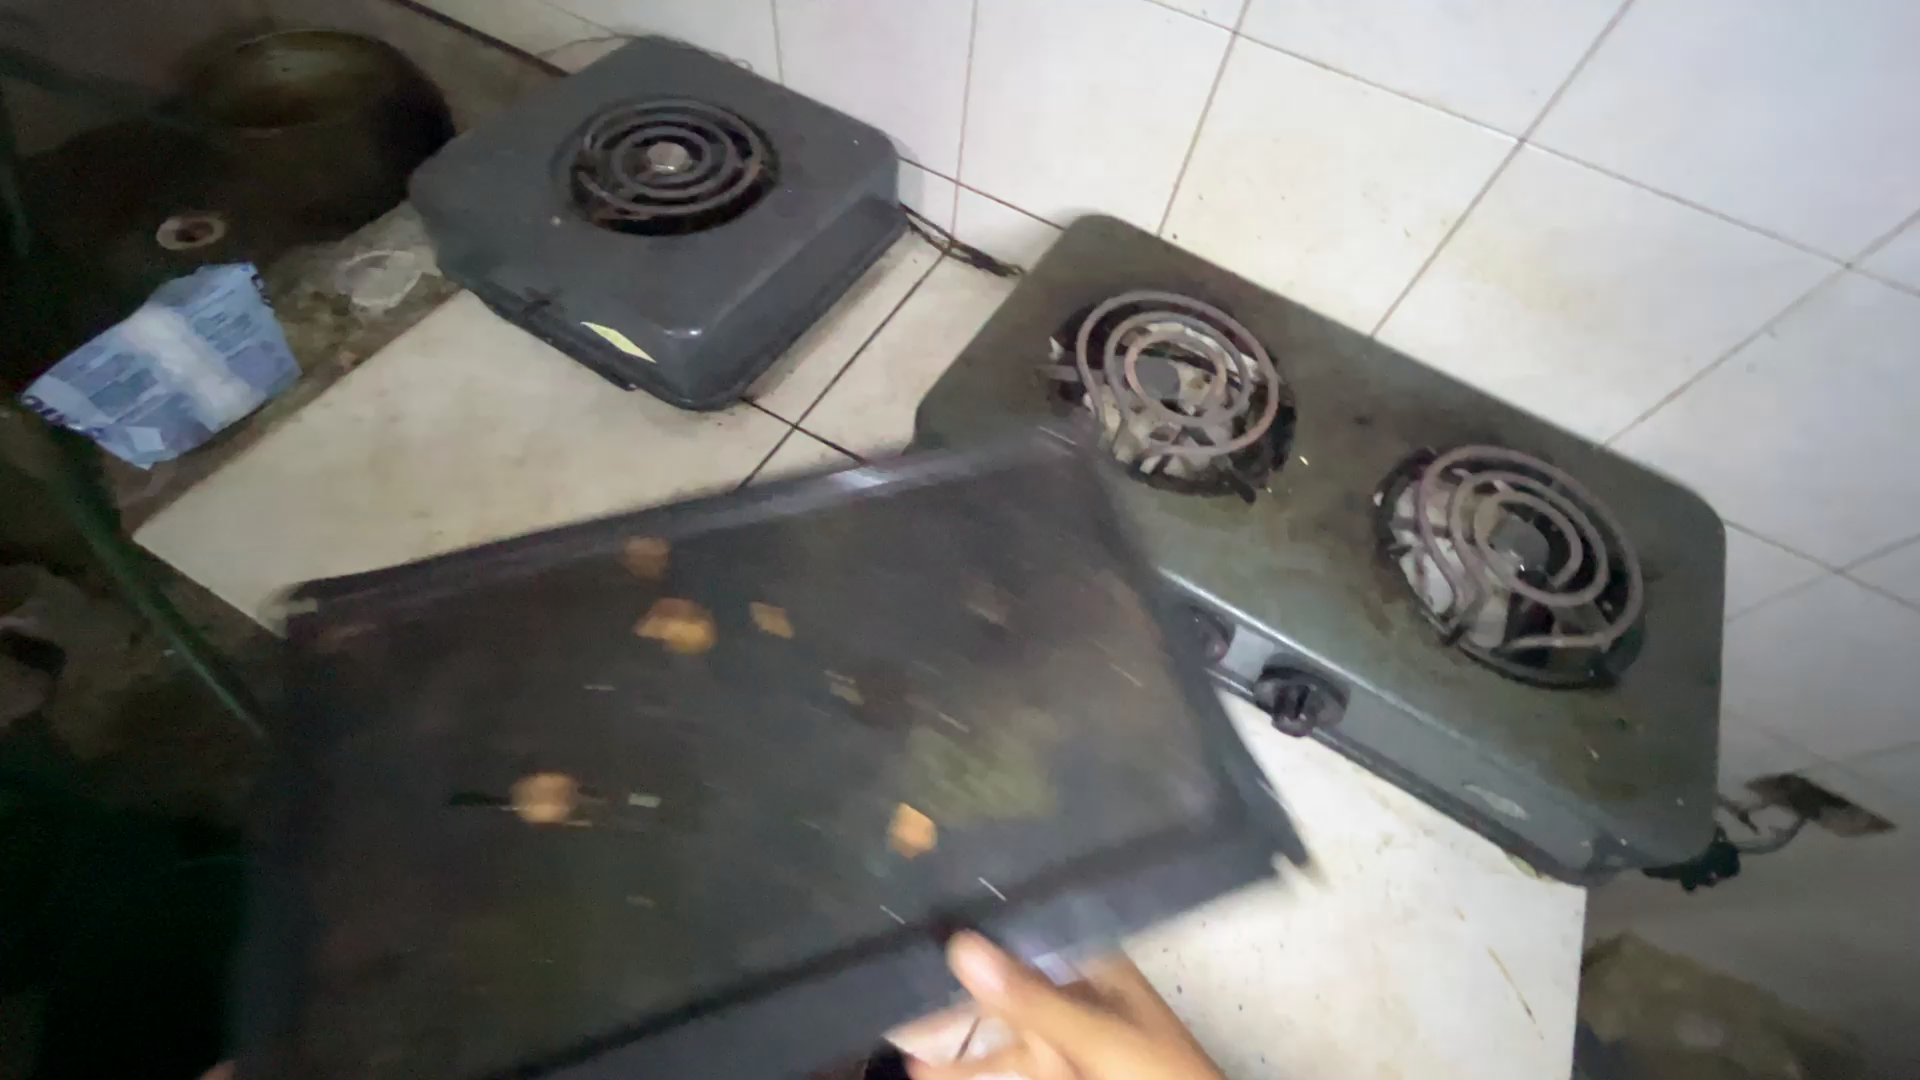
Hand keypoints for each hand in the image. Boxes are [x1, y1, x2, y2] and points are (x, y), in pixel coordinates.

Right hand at [902, 932, 1222, 1079]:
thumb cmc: (1157, 1072)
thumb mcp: (1096, 1033)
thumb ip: (1029, 995)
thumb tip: (961, 944)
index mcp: (1088, 958)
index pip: (1022, 923)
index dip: (975, 916)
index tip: (924, 909)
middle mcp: (1071, 983)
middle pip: (1001, 974)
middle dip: (952, 981)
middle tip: (894, 973)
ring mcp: (1066, 1031)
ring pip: (998, 1024)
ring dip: (953, 1035)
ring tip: (901, 1040)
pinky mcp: (1060, 1067)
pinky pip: (1010, 1061)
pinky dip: (973, 1067)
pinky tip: (931, 1072)